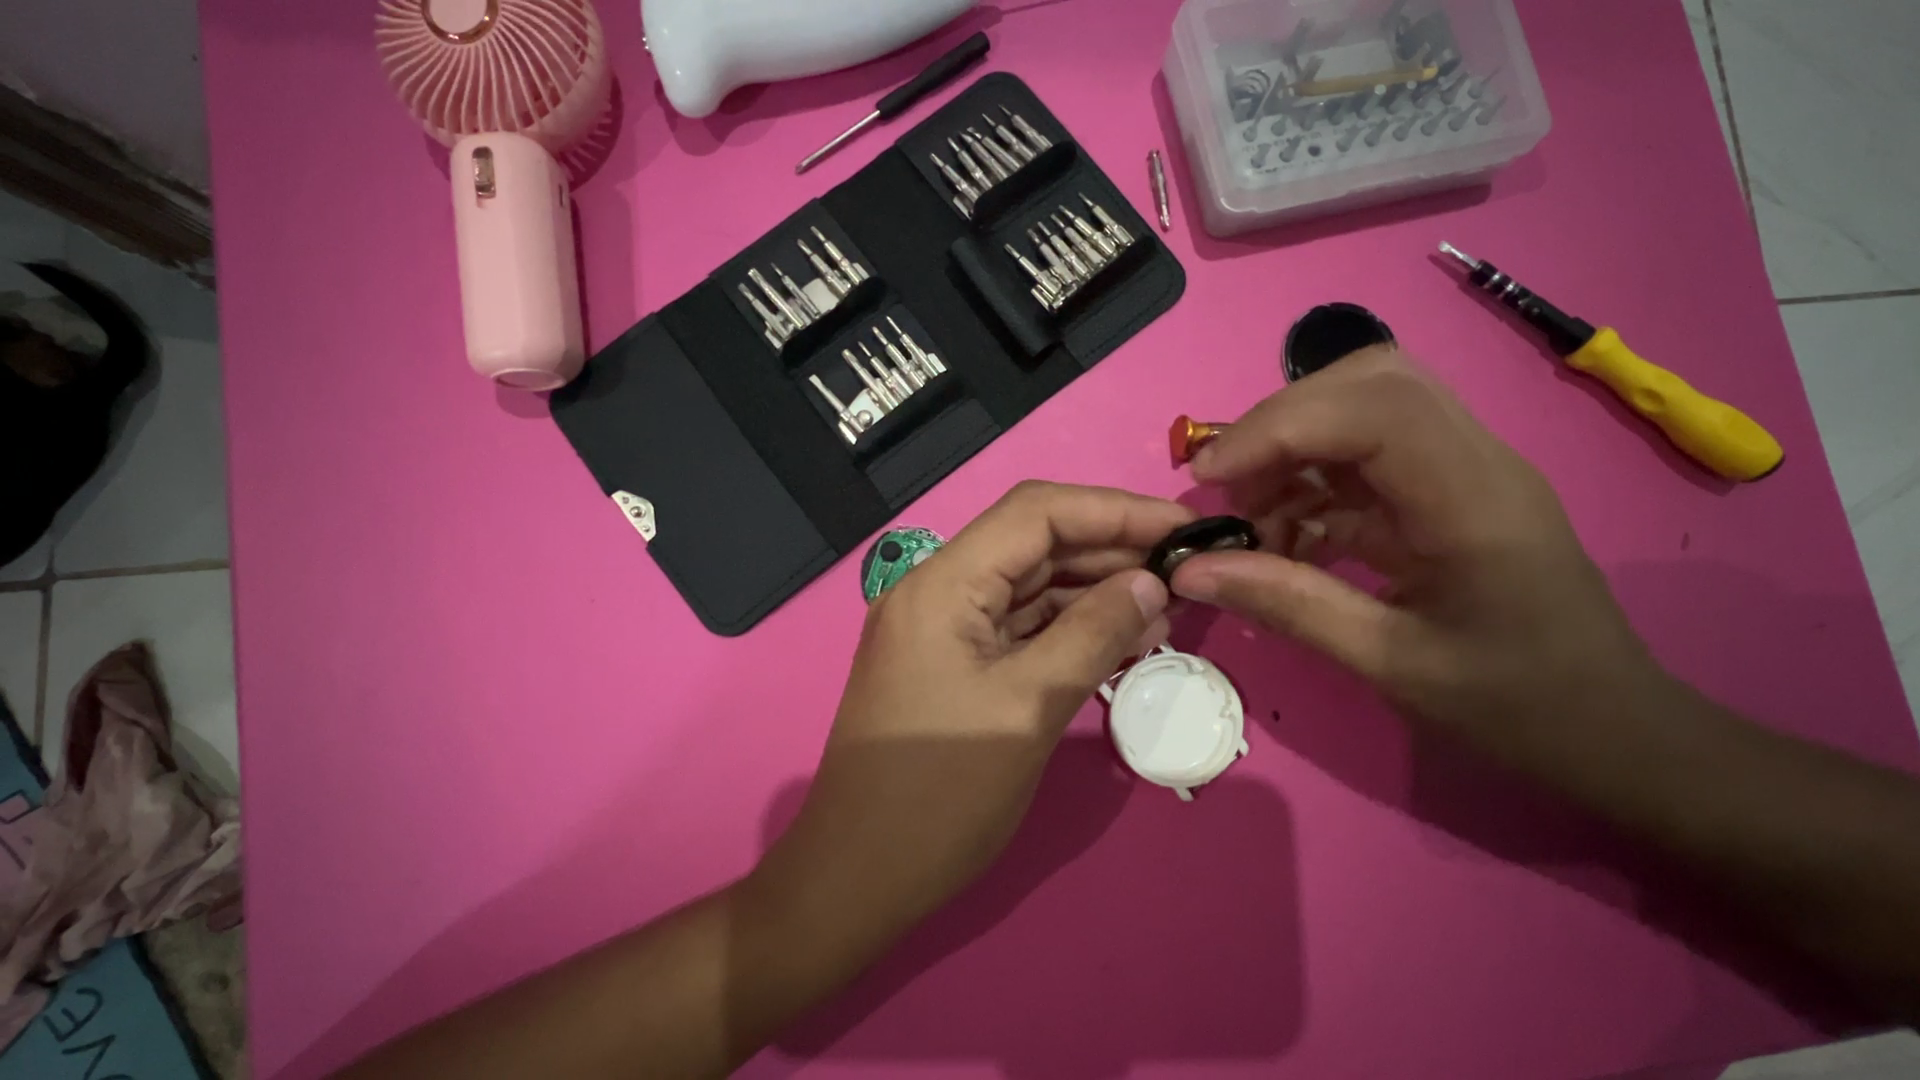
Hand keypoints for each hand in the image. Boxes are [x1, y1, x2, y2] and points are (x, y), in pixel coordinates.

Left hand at [755, 482, 1192, 942]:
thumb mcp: (1029, 707)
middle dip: (1110, 550)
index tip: (1182, 528)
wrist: (858, 876)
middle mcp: (937, 592)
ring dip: (1095, 591)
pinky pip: (1019, 629)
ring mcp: (942, 631)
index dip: (1115, 510)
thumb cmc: (941, 792)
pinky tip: (1122, 639)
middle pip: (1034, 544)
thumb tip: (1150, 584)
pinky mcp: (952, 667)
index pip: (1037, 513)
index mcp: (943, 584)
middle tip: (1185, 569)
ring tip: (1167, 607)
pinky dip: (1069, 629)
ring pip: (1030, 588)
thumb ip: (1093, 634)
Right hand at [1171, 347, 1663, 743]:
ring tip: (1251, 517)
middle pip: (1370, 382)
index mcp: (1476, 501)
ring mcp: (1464, 468)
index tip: (1210, 478)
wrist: (1609, 726)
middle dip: (1281, 422)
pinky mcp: (1447, 488)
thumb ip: (1290, 605)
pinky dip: (1311, 479)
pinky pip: (1367, 454)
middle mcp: (1476, 460)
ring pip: (1366, 405)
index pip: (1376, 410)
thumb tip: (1189, 568)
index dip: (1280, 426)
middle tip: (1228, 487)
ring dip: (1293, 447)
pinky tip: (1285, 533)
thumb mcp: (1392, 664)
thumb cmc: (1515, 704)